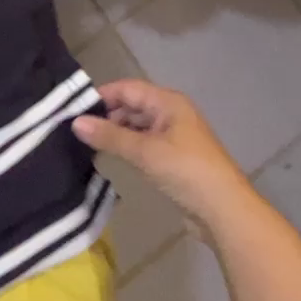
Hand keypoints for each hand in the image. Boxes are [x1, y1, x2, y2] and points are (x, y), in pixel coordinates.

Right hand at [73, 79, 250, 230]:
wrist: (226, 212)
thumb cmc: (186, 171)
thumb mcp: (144, 151)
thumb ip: (109, 136)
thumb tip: (75, 122)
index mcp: (168, 102)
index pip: (127, 88)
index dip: (101, 95)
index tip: (74, 109)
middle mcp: (171, 113)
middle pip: (132, 105)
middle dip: (107, 115)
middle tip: (77, 130)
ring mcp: (175, 136)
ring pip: (138, 125)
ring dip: (116, 132)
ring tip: (88, 144)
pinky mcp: (175, 158)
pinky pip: (145, 143)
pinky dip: (128, 146)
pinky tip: (111, 157)